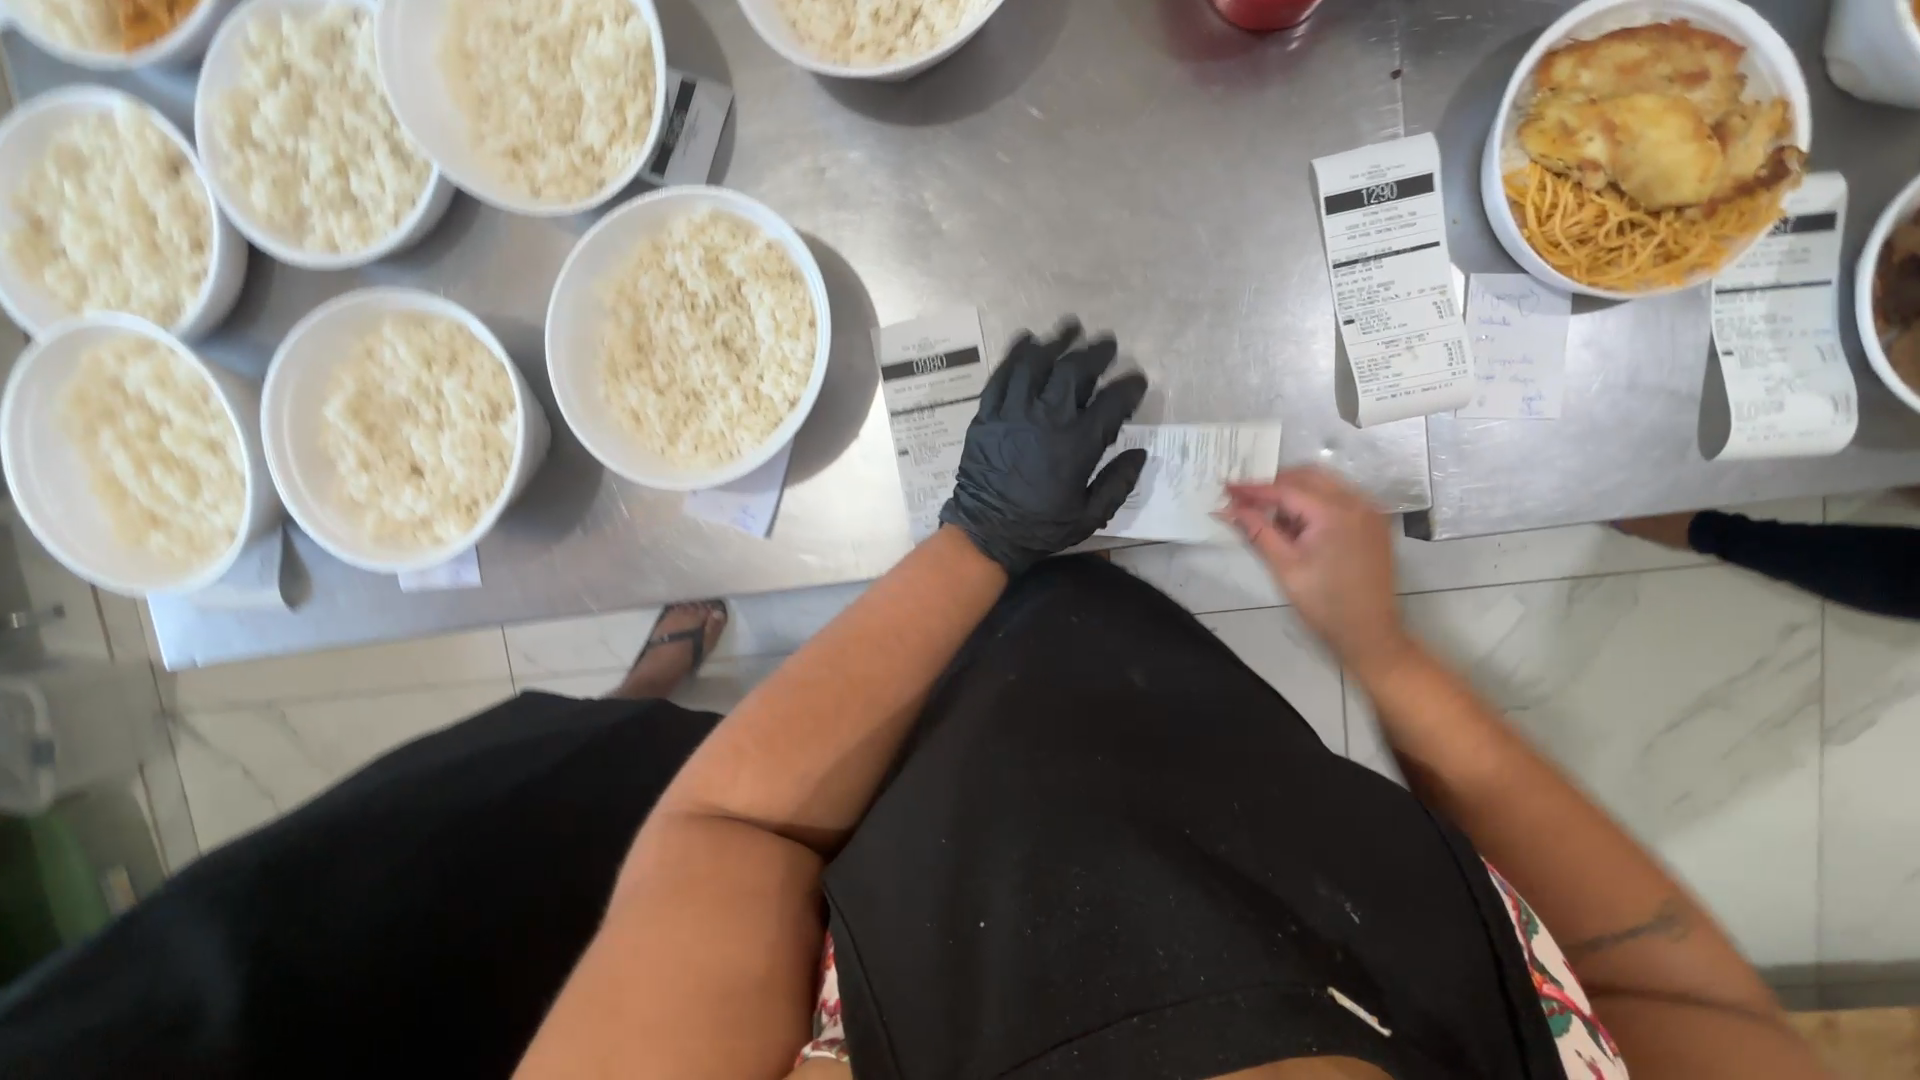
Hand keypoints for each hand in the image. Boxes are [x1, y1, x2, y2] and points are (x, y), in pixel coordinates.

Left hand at [939, 320, 1148, 575]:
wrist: (987, 532)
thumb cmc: (1041, 527)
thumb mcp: (1090, 515)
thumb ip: (1118, 482)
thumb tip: (1140, 453)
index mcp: (1078, 444)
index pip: (1112, 402)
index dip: (1129, 387)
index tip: (1137, 380)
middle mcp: (1047, 419)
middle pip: (1075, 371)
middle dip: (1095, 353)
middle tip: (1106, 344)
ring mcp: (1014, 412)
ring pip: (1037, 363)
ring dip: (1057, 342)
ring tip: (1070, 329)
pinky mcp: (988, 414)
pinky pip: (1003, 375)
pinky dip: (1016, 354)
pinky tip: (1027, 340)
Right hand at [1221, 467, 1413, 679]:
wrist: (1369, 632)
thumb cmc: (1324, 603)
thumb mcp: (1285, 566)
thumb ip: (1258, 531)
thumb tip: (1230, 510)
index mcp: (1334, 513)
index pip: (1286, 489)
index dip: (1254, 489)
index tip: (1228, 488)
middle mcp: (1357, 502)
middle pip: (1308, 477)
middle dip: (1275, 484)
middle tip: (1246, 499)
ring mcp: (1370, 511)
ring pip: (1325, 485)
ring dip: (1295, 492)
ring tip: (1271, 516)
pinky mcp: (1374, 523)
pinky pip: (1340, 499)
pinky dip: (1316, 503)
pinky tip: (1299, 525)